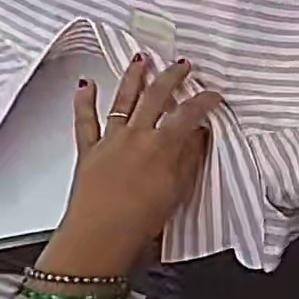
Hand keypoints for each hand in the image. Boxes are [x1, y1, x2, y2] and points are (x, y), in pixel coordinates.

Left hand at [43, 56, 222, 278]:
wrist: (99, 239)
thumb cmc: (142, 220)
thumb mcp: (178, 189)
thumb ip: (189, 157)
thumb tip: (199, 133)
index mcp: (162, 146)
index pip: (189, 114)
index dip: (204, 101)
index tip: (215, 95)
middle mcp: (136, 136)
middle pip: (157, 97)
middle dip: (172, 77)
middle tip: (182, 64)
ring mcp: (111, 140)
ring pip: (124, 100)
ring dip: (134, 77)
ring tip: (140, 59)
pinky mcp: (89, 151)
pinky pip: (85, 121)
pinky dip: (84, 101)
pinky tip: (86, 84)